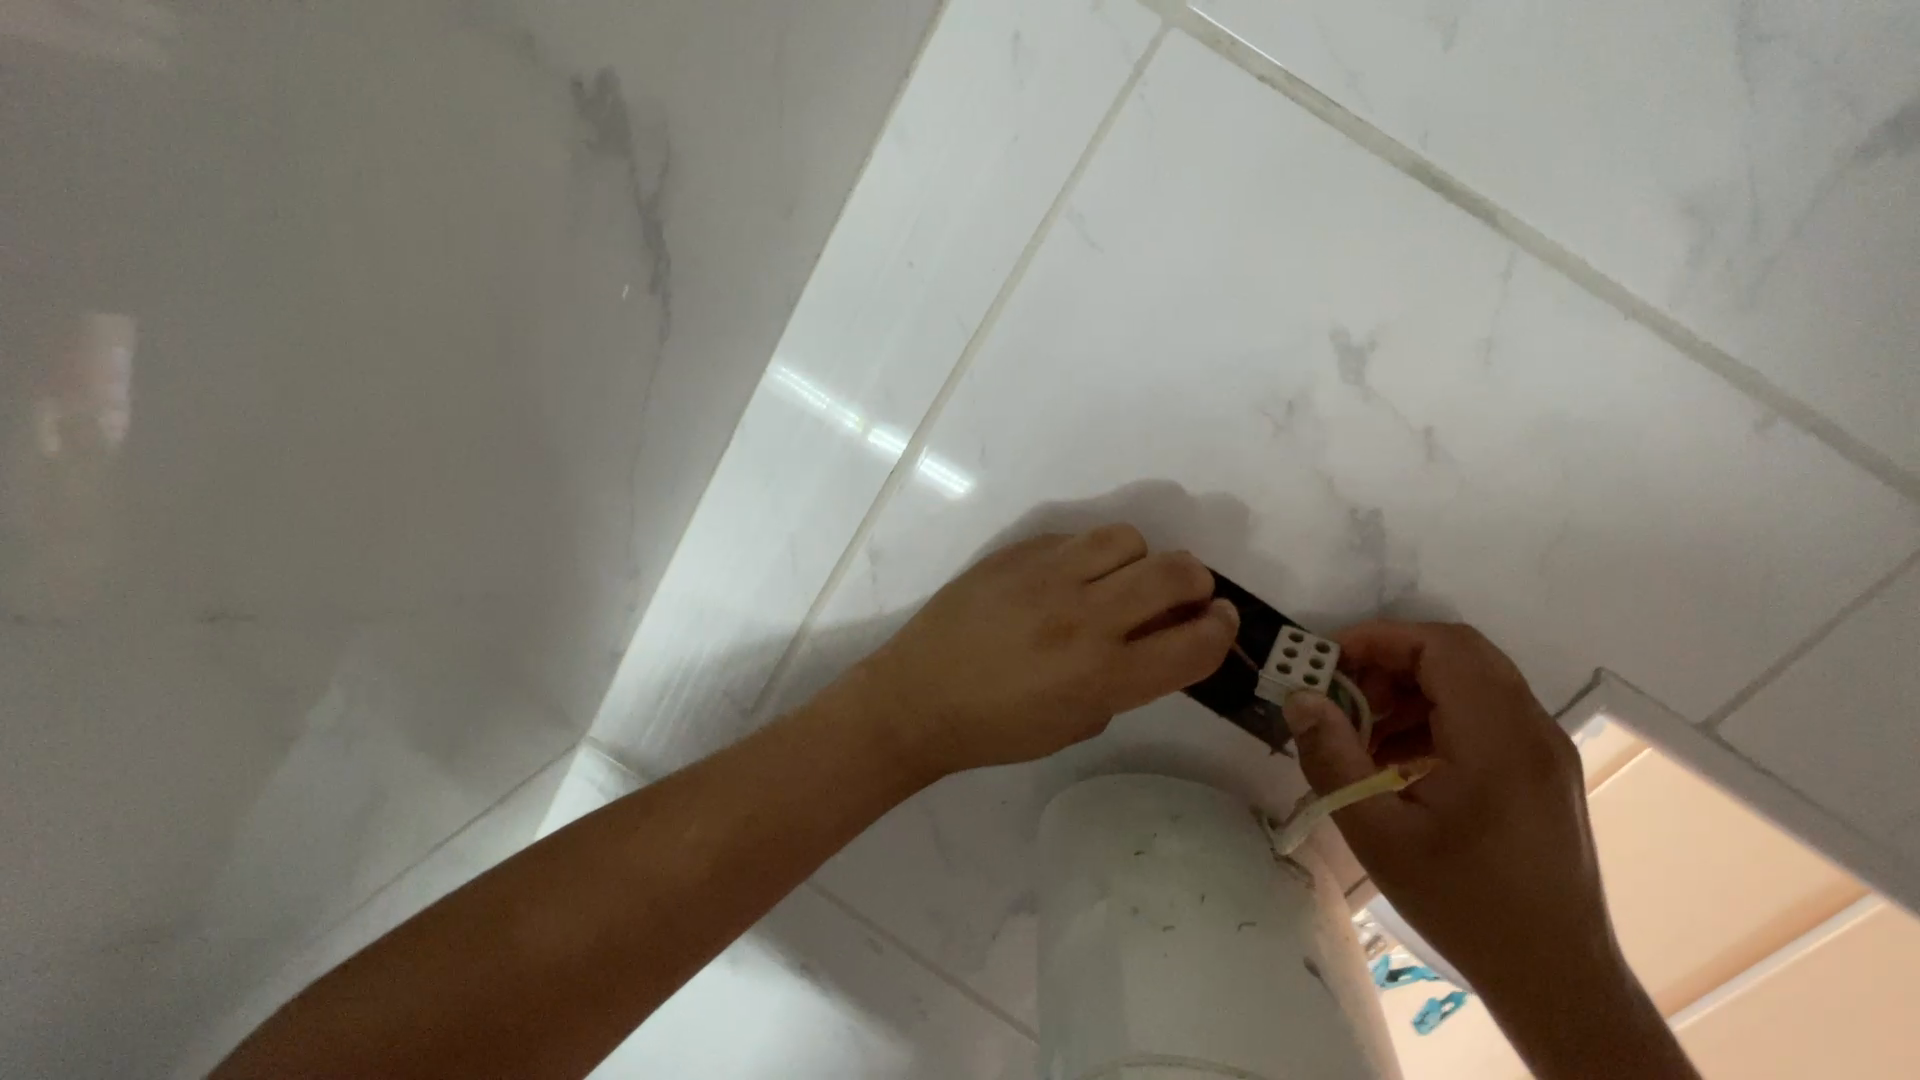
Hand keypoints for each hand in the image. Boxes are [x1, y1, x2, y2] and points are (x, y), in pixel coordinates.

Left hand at [834, 525, 1239, 777]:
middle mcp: (1086, 619)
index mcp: (1104, 676)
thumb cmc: (997, 729)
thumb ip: (1127, 683)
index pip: (1196, 643)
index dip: (1221, 631)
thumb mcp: (1077, 724)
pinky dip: (1088, 555)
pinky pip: (1076, 538)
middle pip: (1176, 574)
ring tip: (1121, 580)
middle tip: (1185, 594)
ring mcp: (1049, 577)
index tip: (1218, 622)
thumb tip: (1160, 641)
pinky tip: (1068, 578)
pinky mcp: (1018, 553)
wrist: (918, 698)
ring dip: (1140, 560)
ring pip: (1128, 540)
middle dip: (1196, 583)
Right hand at [1281, 620, 1617, 999]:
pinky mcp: (1541, 770)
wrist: (1555, 977)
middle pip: (1458, 655)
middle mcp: (1533, 730)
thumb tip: (1300, 698)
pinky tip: (1395, 761)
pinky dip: (1432, 716)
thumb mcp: (1378, 833)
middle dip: (1388, 662)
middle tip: (1339, 695)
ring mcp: (1544, 750)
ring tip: (1359, 732)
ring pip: (1471, 682)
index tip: (1326, 665)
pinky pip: (1483, 715)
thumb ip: (1333, 757)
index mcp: (1500, 739)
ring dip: (1408, 690)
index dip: (1378, 639)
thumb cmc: (1463, 905)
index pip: (1442, 646)